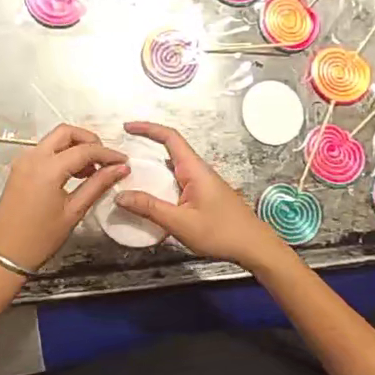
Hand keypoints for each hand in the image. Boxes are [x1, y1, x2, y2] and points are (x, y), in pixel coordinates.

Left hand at [0, 124, 129, 272]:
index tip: (123, 162)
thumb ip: (97, 185)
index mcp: (48, 168)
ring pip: (54, 139)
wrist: (5, 253)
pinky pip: (44, 151)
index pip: (85, 149)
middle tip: (105, 159)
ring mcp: (23, 161)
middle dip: (89, 140)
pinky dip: (61, 154)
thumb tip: (119, 169)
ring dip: (75, 146)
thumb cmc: (40, 238)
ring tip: (92, 170)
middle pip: (66, 132)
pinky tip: (74, 174)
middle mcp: (33, 157)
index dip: (108, 154)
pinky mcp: (19, 168)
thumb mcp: (73, 212)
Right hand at [114, 121, 286, 268]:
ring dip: (152, 170)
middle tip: (121, 159)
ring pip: (172, 169)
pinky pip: (176, 184)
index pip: (170, 138)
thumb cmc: (222, 233)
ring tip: (130, 178)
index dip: (148, 128)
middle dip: (145, 150)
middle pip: (169, 151)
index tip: (127, 127)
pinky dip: (160, 186)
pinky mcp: (202, 196)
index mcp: (194, 170)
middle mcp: (198, 172)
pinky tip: (150, 199)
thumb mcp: (180, 223)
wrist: (253, 246)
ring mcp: (201, 184)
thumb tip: (121, 196)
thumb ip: (150, 208)